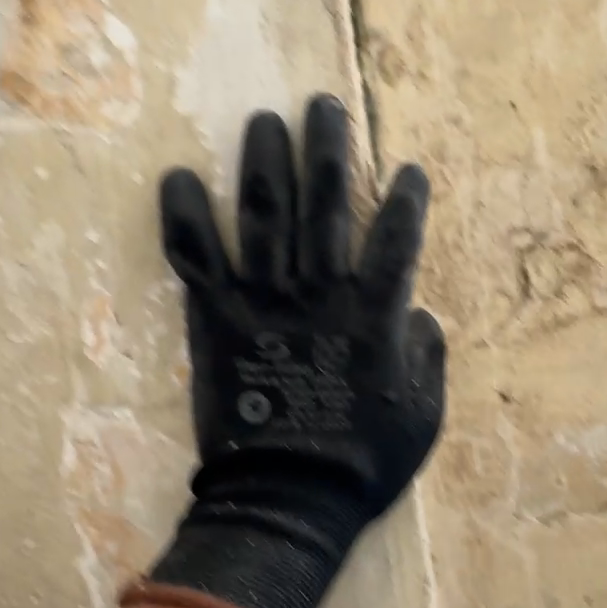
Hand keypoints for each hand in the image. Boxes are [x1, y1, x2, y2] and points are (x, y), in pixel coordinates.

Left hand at [122, 94, 445, 607]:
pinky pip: (196, 259)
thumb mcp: (426, 412)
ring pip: (264, 216)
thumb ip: (428, 354)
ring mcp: (262, 302)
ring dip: (265, 163)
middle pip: (325, 206)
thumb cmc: (365, 459)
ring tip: (266, 119)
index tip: (409, 171)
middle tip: (324, 106)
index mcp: (374, 316)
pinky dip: (184, 218)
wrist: (286, 501)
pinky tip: (178, 178)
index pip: (396, 239)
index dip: (406, 200)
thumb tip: (419, 314)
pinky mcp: (214, 319)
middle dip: (327, 150)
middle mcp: (319, 294)